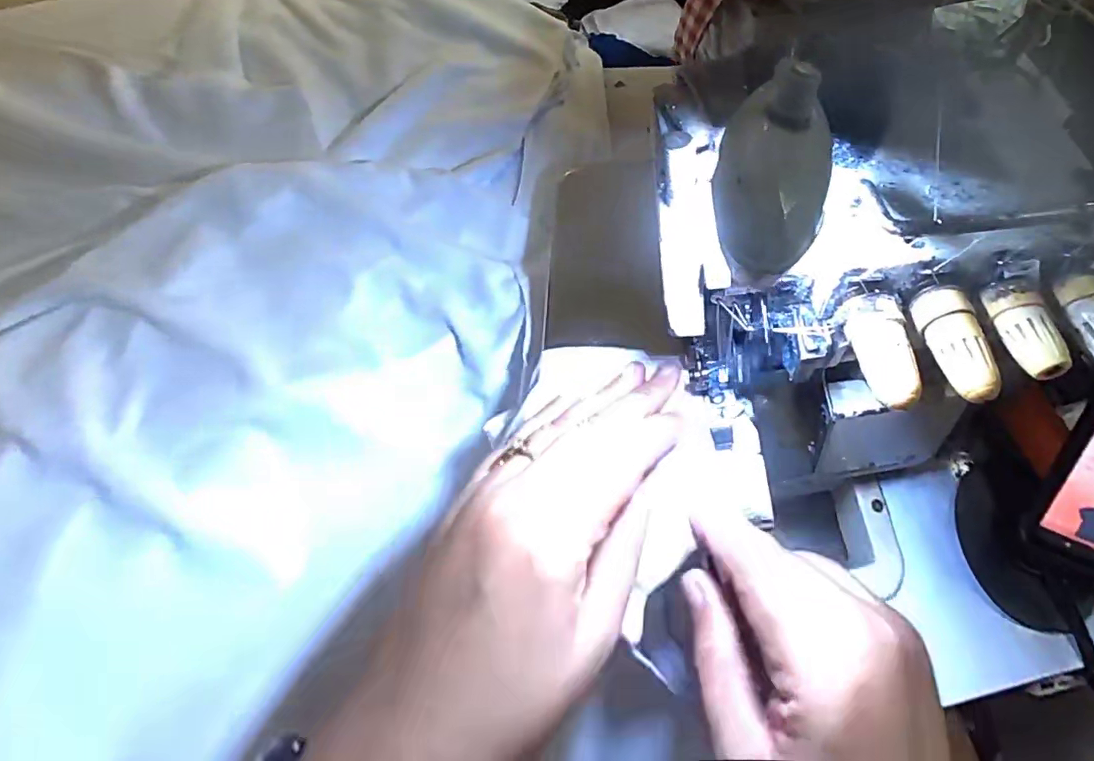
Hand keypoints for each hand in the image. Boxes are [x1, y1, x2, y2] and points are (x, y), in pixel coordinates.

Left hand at [308, 362, 683, 760]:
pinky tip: (577, 396)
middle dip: (635, 399)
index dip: (658, 431)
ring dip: (598, 395)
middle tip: (671, 372)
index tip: (689, 412)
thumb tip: (652, 482)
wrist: (404, 737)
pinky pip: (516, 442)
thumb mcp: (595, 634)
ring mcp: (479, 496)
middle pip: (587, 432)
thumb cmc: (515, 696)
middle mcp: (511, 500)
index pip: (619, 459)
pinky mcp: (460, 503)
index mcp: (549, 537)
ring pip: (551, 428)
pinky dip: (552, 412)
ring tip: (635, 369)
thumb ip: (627, 546)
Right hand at [683, 501, 948, 760]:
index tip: (697, 505)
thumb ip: (718, 660)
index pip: (766, 567)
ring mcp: (900, 626)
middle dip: (748, 563)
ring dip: (779, 579)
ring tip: (739, 612)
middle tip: (703, 576)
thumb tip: (697, 586)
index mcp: (833, 654)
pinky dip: (811, 597)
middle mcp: (876, 622)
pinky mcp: (909, 636)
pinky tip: (786, 631)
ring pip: (822, 572)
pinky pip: (848, 594)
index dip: (727, 533)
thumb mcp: (747, 754)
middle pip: (795, 564)